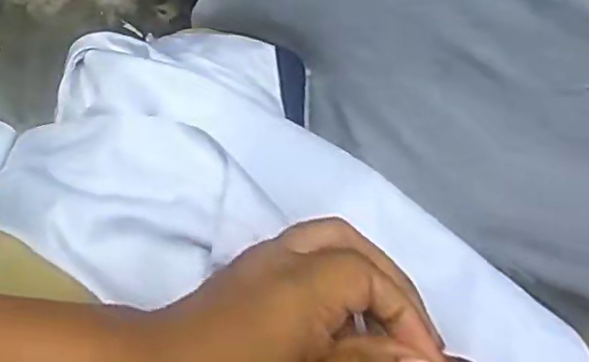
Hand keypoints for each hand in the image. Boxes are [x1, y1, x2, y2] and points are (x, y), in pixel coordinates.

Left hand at [134, 218, 447, 361]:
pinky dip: (334, 281)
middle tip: (415, 340)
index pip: (366, 271)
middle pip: (343, 238)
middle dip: (389, 280)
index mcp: (295, 276)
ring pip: (321, 243)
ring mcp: (257, 259)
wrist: (167, 361)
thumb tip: (421, 356)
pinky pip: (300, 259)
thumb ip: (366, 360)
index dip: (408, 315)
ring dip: (362, 278)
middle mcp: (275, 255)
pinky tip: (347, 330)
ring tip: (388, 339)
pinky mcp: (247, 274)